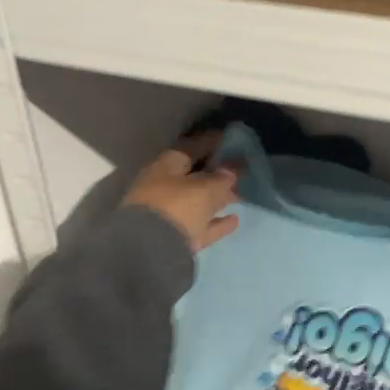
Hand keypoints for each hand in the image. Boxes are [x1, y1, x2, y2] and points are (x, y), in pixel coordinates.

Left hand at [122, 136, 239, 252]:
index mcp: (165, 166)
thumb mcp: (204, 189)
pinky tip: (234, 219)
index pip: (190, 148)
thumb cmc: (177, 207)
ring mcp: (168, 214)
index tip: (229, 139)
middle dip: (216, 173)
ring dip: (217, 198)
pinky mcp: (175, 238)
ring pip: (197, 202)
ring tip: (240, 195)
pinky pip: (199, 226)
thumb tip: (231, 170)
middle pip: (193, 176)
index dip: (210, 142)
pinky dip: (216, 222)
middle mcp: (164, 187)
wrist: (150, 250)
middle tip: (240, 170)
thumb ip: (221, 178)